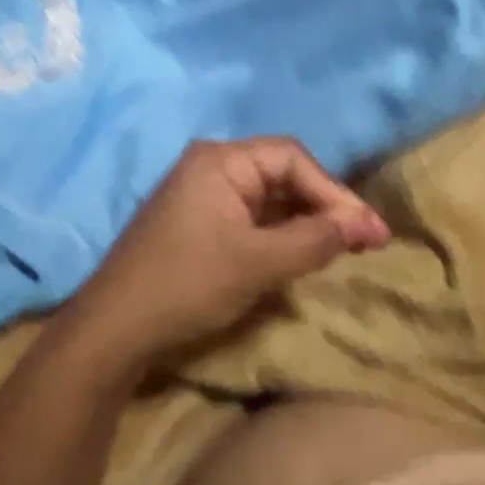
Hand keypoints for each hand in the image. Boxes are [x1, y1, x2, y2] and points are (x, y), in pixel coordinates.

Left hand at [64, 137, 390, 362]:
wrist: (116, 326)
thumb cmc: (188, 284)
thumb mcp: (259, 263)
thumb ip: (315, 239)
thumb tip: (368, 225)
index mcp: (220, 160)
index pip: (292, 158)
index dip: (334, 192)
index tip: (369, 231)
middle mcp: (209, 165)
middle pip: (280, 172)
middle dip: (323, 205)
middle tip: (364, 240)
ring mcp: (199, 192)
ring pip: (266, 196)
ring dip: (303, 220)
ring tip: (341, 248)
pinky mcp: (195, 220)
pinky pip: (249, 214)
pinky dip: (278, 231)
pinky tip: (300, 253)